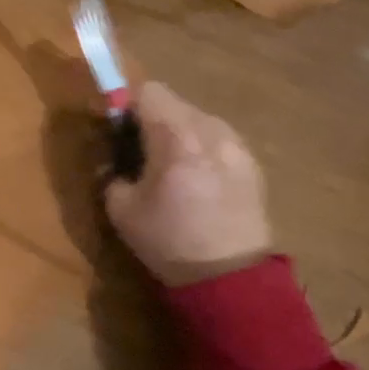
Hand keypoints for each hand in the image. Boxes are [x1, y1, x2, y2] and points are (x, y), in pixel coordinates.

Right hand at [104, 83, 272, 286]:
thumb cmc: (169, 241)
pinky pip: (218, 140)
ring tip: (172, 169)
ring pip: (198, 120)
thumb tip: (119, 161)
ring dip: (180, 134)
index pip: (148, 92)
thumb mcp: (121, 210)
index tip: (118, 130)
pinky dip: (202, 150)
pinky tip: (198, 182)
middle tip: (140, 153)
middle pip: (174, 103)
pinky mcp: (252, 163)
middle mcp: (211, 131)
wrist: (230, 277)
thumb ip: (115, 173)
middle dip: (153, 120)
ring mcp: (237, 146)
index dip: (126, 105)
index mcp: (176, 138)